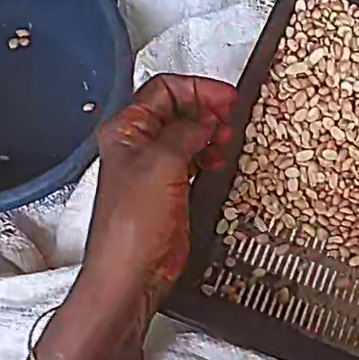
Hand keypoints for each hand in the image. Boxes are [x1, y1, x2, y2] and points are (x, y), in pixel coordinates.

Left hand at [79, 74, 235, 313]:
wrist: (133, 269)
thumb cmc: (134, 223)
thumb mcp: (163, 163)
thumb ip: (186, 133)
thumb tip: (206, 119)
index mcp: (126, 130)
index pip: (164, 90)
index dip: (198, 89)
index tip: (227, 98)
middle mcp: (138, 146)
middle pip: (177, 110)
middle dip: (207, 109)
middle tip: (231, 116)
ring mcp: (155, 169)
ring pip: (188, 135)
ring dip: (210, 132)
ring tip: (228, 139)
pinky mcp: (170, 190)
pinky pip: (193, 161)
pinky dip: (209, 155)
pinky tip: (219, 160)